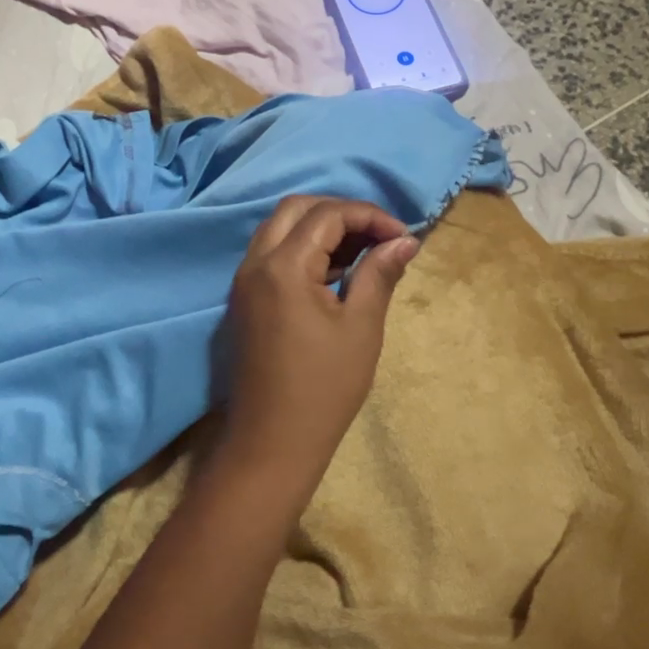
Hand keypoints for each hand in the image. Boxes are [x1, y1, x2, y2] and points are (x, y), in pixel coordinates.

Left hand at [217, 196, 420, 491]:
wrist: (272, 440)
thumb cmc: (323, 387)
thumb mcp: (360, 328)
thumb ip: (379, 275)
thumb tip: (404, 241)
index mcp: (283, 266)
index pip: (327, 214)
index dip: (369, 216)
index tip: (404, 237)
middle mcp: (255, 262)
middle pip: (296, 208)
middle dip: (341, 212)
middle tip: (380, 236)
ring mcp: (244, 279)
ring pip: (280, 228)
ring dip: (320, 228)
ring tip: (364, 251)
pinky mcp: (244, 297)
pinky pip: (271, 253)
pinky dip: (302, 248)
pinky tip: (336, 270)